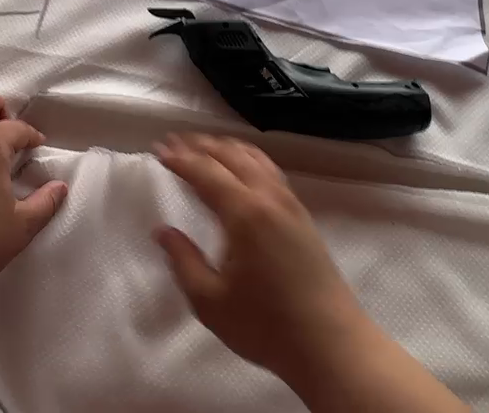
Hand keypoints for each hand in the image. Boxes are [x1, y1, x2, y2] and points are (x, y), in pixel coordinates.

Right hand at [152, 133, 374, 385]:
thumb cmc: (266, 326)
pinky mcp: (302, 215)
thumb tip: (162, 231)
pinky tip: (241, 167)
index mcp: (245, 213)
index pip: (206, 172)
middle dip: (200, 145)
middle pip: (231, 155)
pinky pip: (269, 169)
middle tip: (174, 142)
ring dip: (225, 147)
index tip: (158, 149)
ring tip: (203, 147)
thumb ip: (183, 261)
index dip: (180, 158)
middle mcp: (268, 197)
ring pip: (254, 158)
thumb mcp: (210, 302)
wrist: (331, 346)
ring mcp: (290, 203)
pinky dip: (247, 157)